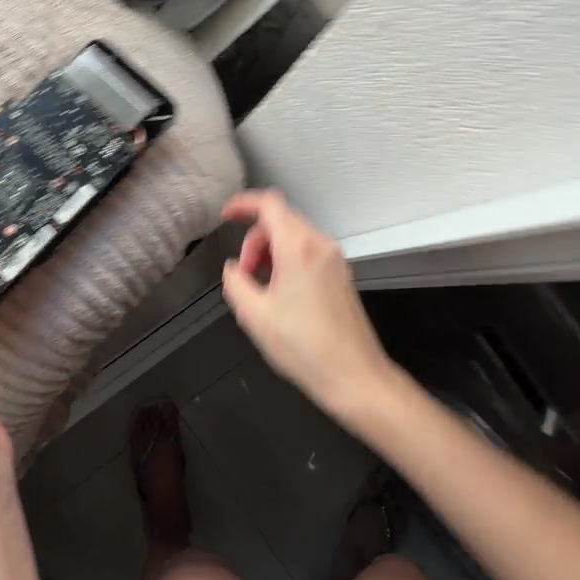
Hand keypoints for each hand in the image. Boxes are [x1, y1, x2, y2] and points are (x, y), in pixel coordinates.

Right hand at [220, 189, 396, 412]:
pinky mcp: (341, 276)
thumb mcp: (253, 315)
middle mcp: (320, 246)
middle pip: (280, 220)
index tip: (226, 217)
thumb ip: (235, 282)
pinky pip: (308, 253)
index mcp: (298, 248)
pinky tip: (280, 294)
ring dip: (270, 252)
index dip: (243, 204)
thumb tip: (233, 269)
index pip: (269, 204)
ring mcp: (335, 260)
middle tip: (244, 274)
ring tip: (259, 287)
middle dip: (254, 240)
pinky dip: (287, 261)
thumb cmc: (304, 347)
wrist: (353, 376)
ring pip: (294, 237)